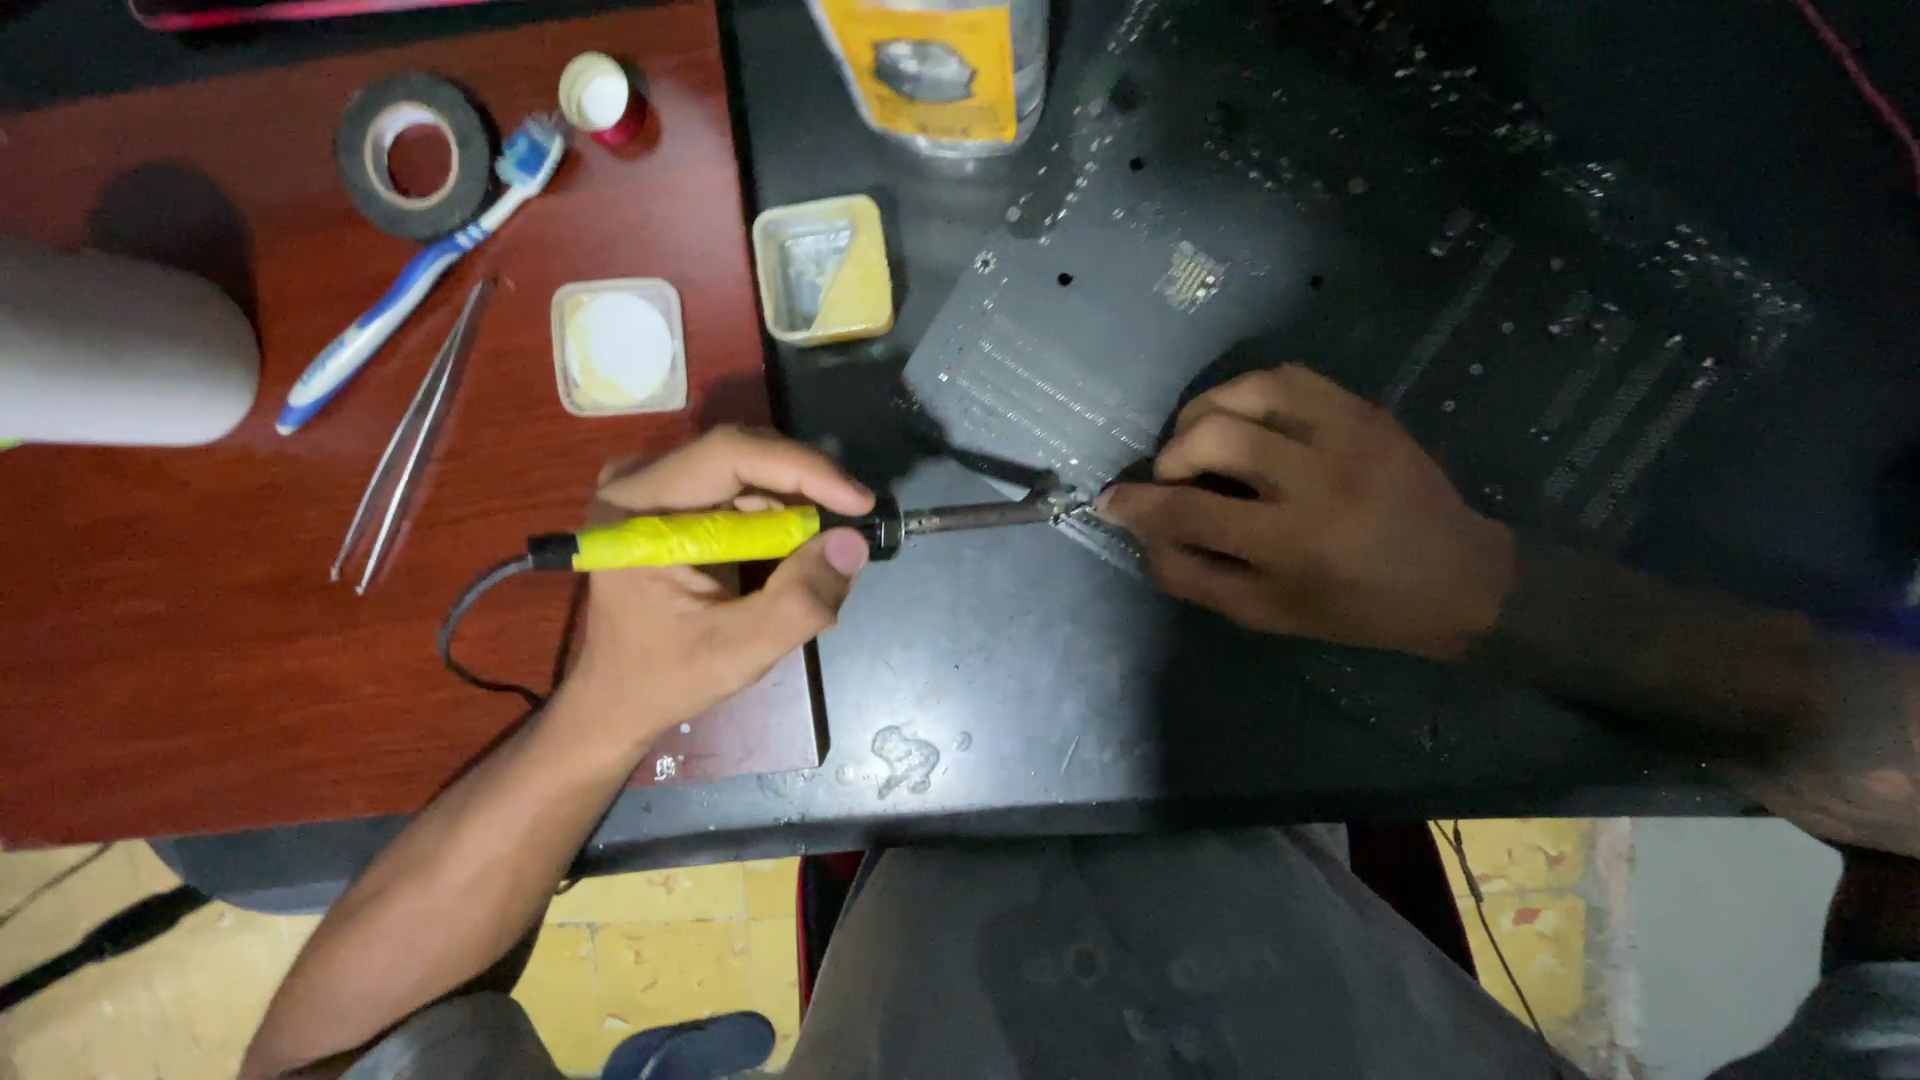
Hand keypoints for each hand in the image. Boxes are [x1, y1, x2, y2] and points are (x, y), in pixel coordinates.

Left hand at [560, 426, 875, 745]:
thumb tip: (853, 543)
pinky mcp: (678, 499)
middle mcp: (642, 480)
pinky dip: (783, 523)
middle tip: (850, 532)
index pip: (730, 454)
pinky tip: (794, 567)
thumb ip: (797, 602)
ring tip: (821, 568)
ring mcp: (659, 486)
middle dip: (807, 490)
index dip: (802, 470)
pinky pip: (747, 490)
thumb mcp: (737, 653)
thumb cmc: (665, 677)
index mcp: (637, 508)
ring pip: (754, 471)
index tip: (860, 503)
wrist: (618, 696)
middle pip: (746, 454)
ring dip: (799, 511)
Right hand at [1098, 365, 1516, 660]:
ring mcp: (1347, 434)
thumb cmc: (1354, 608)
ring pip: (1247, 390)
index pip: (1190, 511)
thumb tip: (1142, 536)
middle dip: (1171, 454)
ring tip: (1200, 438)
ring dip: (1204, 412)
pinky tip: (1244, 419)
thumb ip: (1194, 577)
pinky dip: (1248, 393)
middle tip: (1173, 477)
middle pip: (1212, 435)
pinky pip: (1288, 377)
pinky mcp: (1365, 410)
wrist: (1457, 578)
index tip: (1109, 501)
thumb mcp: (1266, 614)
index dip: (1137, 505)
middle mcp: (1318, 479)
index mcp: (1293, 542)